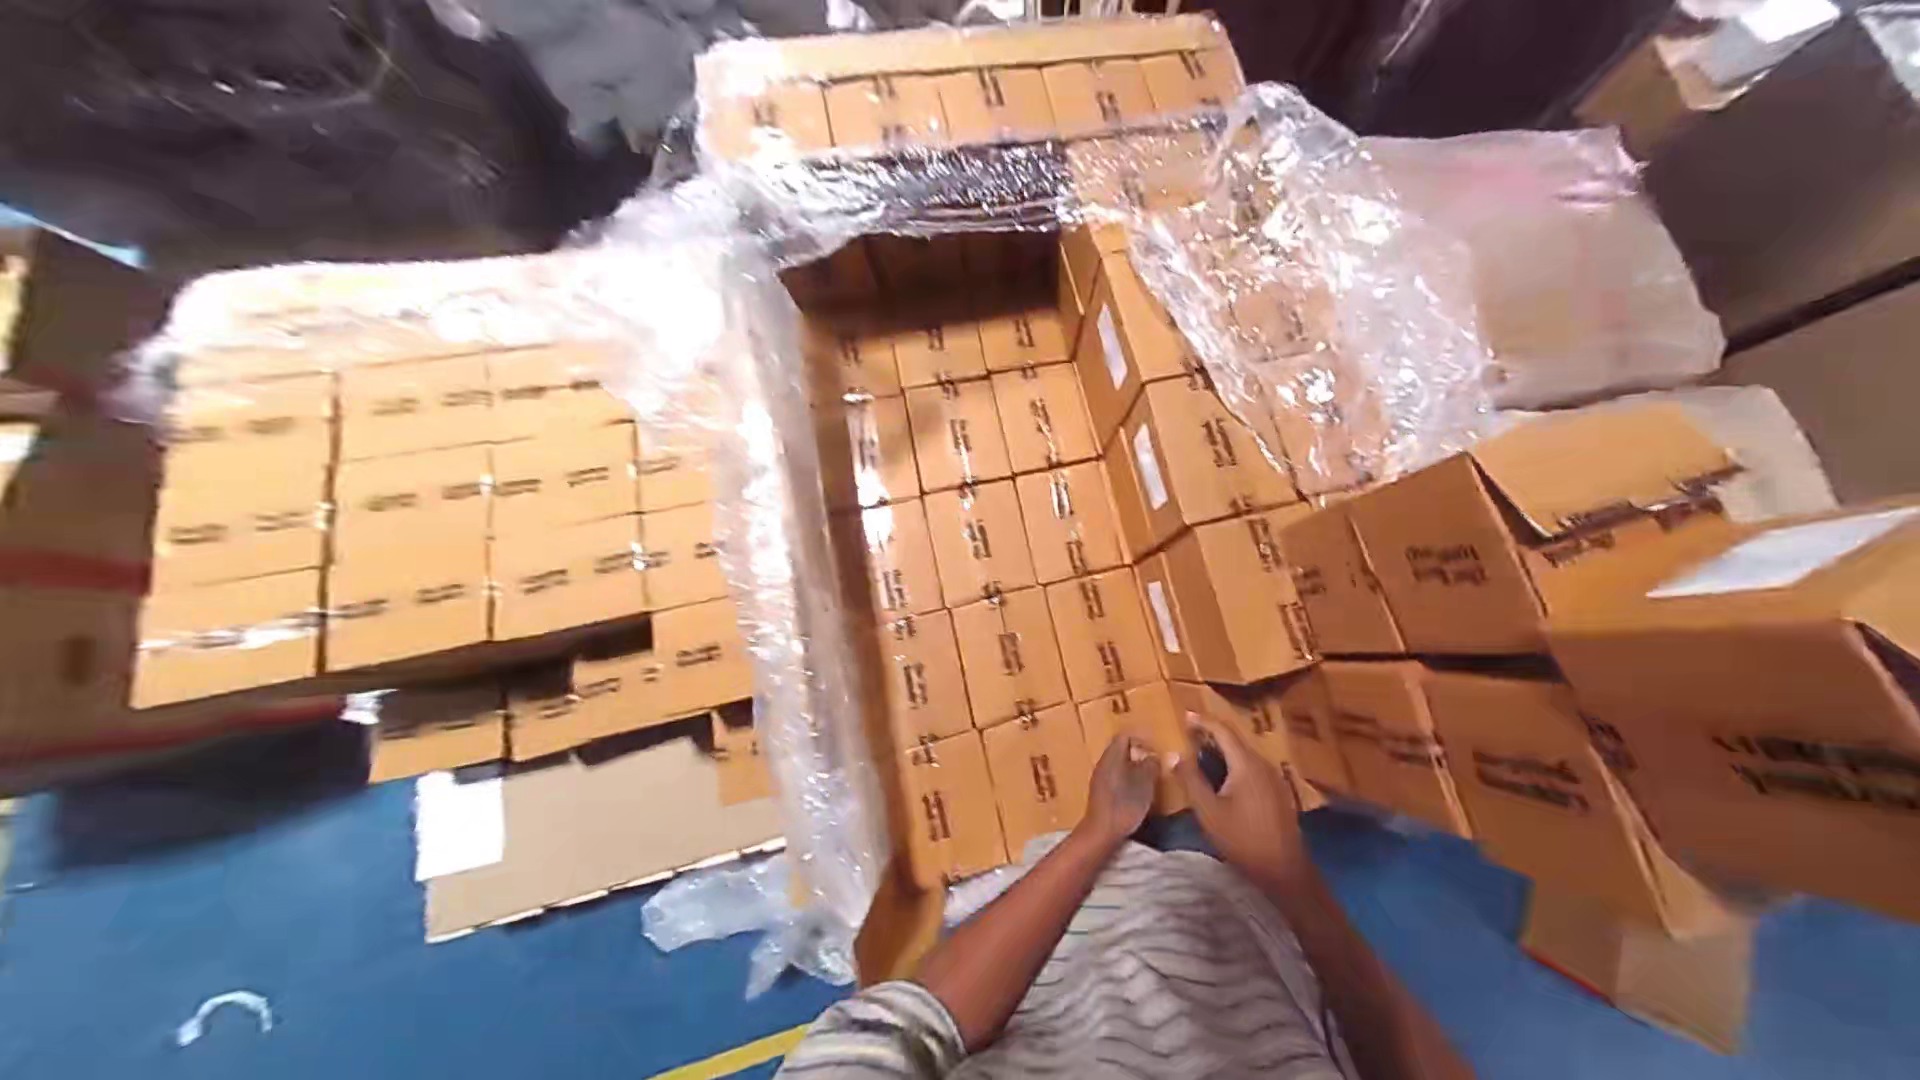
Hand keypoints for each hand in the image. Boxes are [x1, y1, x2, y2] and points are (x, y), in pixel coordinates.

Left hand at [1080, 736, 1156, 846]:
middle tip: (1155, 765)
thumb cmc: (1124, 805)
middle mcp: (1103, 762)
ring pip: (1118, 763)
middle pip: (1121, 748)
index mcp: (1111, 756)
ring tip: (1149, 778)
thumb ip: (1150, 766)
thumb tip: (1154, 756)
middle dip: (1139, 754)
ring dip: (1134, 767)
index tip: (1155, 752)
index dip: (1141, 740)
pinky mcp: (1100, 790)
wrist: (1102, 831)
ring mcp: (1100, 776)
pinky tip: (1137, 791)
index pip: (1124, 736)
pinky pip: (1115, 774)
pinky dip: (1128, 777)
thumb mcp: (1144, 784)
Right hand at [1171, 711, 1311, 889]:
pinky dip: (1234, 761)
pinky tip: (1224, 775)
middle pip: (1235, 739)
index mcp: (1246, 764)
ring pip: (1245, 753)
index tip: (1185, 716)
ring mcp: (1274, 778)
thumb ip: (1190, 779)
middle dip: (1212, 733)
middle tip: (1190, 733)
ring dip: (1223, 748)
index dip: (1203, 721)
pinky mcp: (1278, 792)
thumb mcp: (1208, 810)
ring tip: (1202, 751)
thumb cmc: (1242, 839)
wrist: (1285, 871)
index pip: (1223, 731)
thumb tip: (1172, 754)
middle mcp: (1263, 765)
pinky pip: (1252, 766)